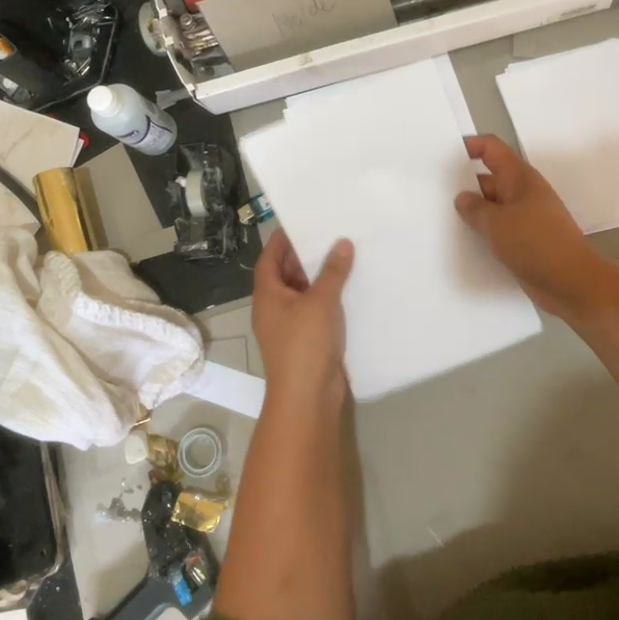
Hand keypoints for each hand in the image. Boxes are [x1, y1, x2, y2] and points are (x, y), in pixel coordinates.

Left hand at [251, 229, 354, 403]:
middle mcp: (274, 308)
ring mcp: (290, 326)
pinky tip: (351, 290)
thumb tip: (342, 243)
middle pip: (286, 275)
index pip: (269, 258)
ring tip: (345, 256)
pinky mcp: (307, 341)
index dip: (282, 240)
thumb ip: (332, 271)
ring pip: (303, 294)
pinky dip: (329, 299)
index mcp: (267, 295)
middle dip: (305, 257)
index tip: (301, 222)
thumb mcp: (320, 302)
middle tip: (330, 235)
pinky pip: (316, 312)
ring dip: (320, 278)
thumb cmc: (305, 344)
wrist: (307, 396)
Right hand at [454, 135, 610, 315]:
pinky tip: (464, 242)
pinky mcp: (526, 240)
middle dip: (464, 183)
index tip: (442, 155)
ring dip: (473, 212)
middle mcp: (523, 192)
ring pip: (493, 206)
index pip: (491, 149)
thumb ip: (474, 208)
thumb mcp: (496, 223)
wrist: (571, 281)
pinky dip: (484, 232)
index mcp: (519, 178)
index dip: (468, 146)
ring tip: (442, 219)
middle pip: (489, 178)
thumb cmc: (534, 244)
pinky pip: (499, 228)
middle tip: (433, 193)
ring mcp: (526, 217)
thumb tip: (463, 198)